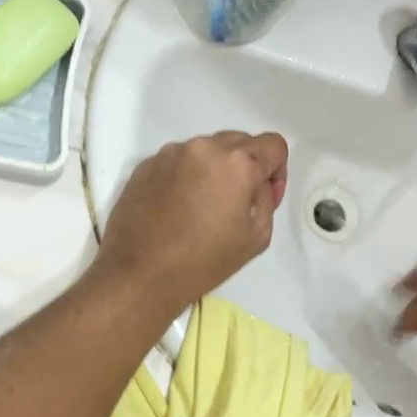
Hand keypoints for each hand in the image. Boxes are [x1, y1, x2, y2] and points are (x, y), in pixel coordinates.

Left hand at [95, 131, 288, 311]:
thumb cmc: (203, 262)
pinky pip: (177, 162)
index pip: (273, 145)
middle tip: (236, 204)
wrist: (139, 274)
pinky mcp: (145, 166)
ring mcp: (170, 154)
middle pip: (239, 142)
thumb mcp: (257, 237)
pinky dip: (185, 177)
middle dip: (246, 167)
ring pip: (206, 151)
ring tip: (202, 208)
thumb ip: (266, 199)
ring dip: (213, 170)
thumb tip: (257, 184)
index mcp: (236, 162)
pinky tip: (176, 209)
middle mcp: (203, 147)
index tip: (265, 197)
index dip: (277, 171)